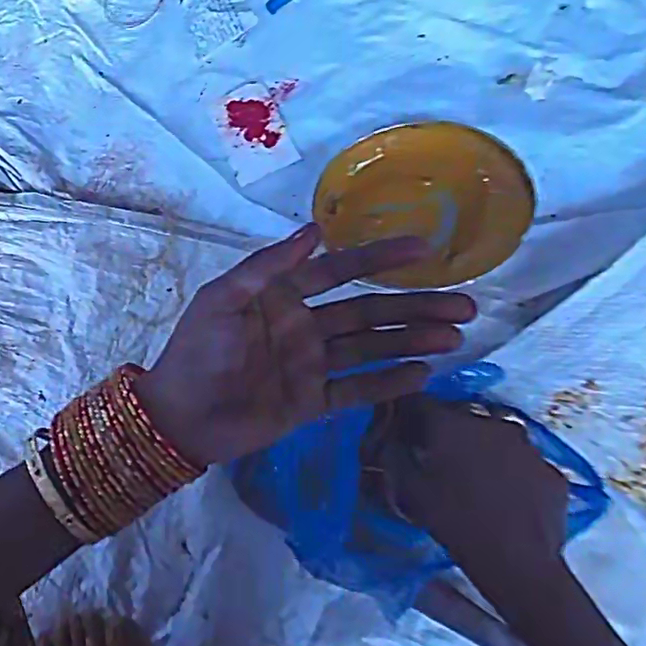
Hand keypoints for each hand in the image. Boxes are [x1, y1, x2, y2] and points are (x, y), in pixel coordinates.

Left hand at [132, 225, 475, 467]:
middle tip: (463, 303)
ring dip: (410, 341)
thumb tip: (315, 230)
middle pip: (366, 313)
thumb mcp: (224, 299)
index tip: (421, 247)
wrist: (181, 416)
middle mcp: (302, 328)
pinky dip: (387, 383)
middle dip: (412, 306)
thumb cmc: (197, 352)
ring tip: (454, 335)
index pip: (337, 272)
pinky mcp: (310, 403)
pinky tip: (421, 373)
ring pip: (368, 349)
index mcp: (281, 299)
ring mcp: (309, 367)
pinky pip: (356, 391)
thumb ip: (267, 267)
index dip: (377, 259)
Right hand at [370, 395, 567, 584]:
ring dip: (481, 446)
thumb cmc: (452, 520)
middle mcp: (489, 423)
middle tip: (436, 455)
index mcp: (449, 424)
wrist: (516, 561)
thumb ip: (393, 454)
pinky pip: (522, 461)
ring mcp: (527, 445)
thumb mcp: (406, 488)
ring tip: (472, 475)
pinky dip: (510, 470)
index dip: (404, 412)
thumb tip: (390, 438)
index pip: (417, 400)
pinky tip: (504, 494)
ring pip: (495, 435)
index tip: (399, 428)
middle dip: (445, 428)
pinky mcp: (551, 470)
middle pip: (459, 414)